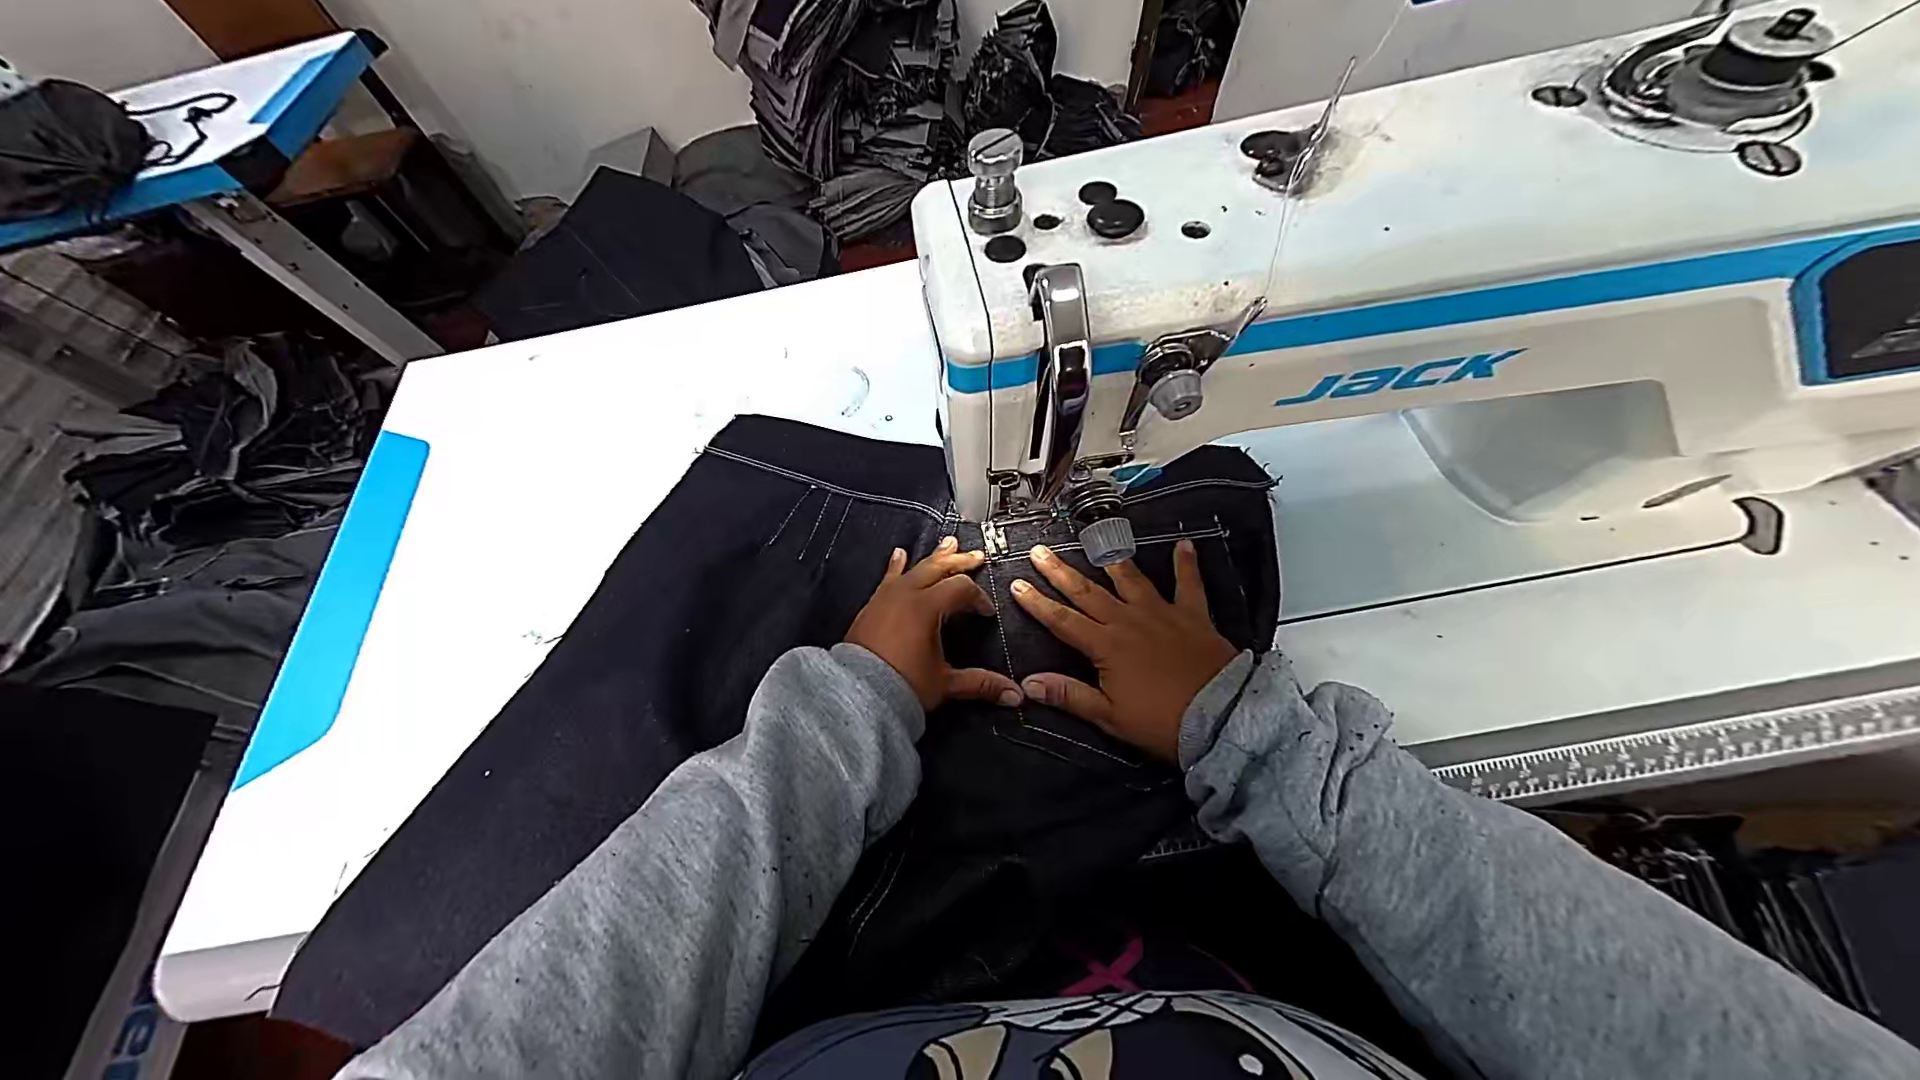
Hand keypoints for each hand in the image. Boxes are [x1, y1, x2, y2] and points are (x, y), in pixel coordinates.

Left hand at [846, 536, 1023, 711]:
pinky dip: (897, 565)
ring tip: (947, 544)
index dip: (978, 597)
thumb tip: (1013, 694)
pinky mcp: (872, 606)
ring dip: (934, 558)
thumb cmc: (899, 686)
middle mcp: (906, 595)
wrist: (857, 694)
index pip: (961, 589)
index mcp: (926, 607)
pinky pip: (889, 578)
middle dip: (961, 562)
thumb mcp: (945, 683)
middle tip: (976, 556)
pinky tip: (899, 554)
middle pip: (939, 568)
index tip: (985, 611)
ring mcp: (886, 597)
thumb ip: (980, 683)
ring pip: (915, 568)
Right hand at [1009, 540, 1237, 762]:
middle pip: (1087, 592)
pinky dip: (1187, 564)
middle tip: (1040, 551)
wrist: (1223, 718)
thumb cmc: (1163, 722)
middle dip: (1059, 571)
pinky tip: (1185, 544)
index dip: (1036, 602)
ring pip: (1130, 580)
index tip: (1017, 584)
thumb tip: (1028, 683)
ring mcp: (1162, 613)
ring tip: (1095, 540)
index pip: (1061, 620)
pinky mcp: (1193, 615)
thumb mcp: (1110, 716)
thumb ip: (1069, 695)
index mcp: (1106, 646)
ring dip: (1110, 560)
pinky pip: (1189, 584)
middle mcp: (1129, 621)